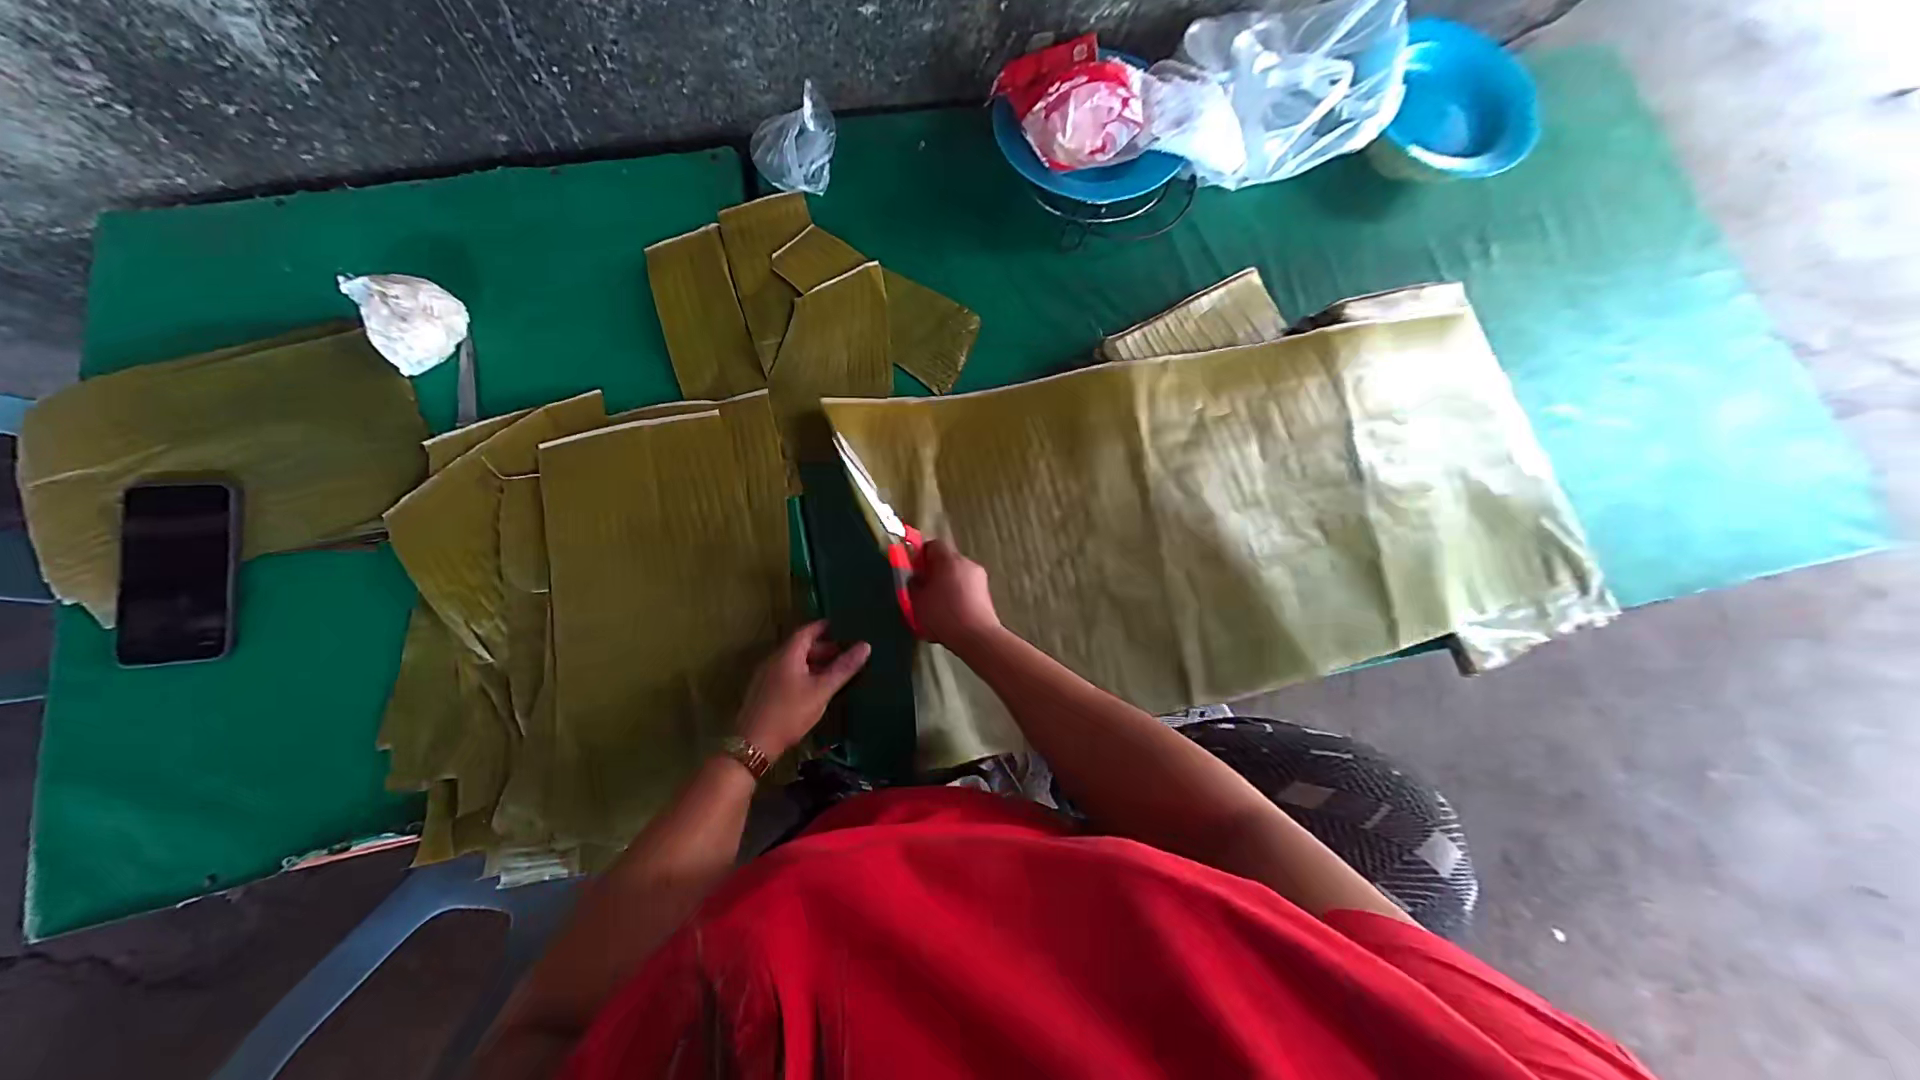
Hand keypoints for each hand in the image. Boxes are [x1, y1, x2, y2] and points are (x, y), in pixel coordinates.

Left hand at [734, 621, 869, 756]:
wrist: (754, 744)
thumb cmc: (790, 713)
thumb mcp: (821, 690)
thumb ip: (843, 668)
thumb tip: (865, 645)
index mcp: (787, 654)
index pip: (806, 631)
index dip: (824, 627)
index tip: (842, 626)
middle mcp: (774, 660)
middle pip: (799, 646)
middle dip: (822, 648)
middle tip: (844, 653)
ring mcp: (766, 676)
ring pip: (793, 662)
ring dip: (813, 662)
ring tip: (834, 671)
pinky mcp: (763, 692)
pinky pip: (786, 674)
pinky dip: (803, 674)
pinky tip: (814, 688)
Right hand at [908, 539, 1001, 647]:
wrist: (976, 636)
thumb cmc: (942, 615)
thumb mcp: (916, 600)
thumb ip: (912, 584)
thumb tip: (916, 578)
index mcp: (948, 559)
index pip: (932, 545)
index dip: (921, 556)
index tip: (914, 572)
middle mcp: (966, 562)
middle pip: (946, 560)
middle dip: (934, 572)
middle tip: (924, 590)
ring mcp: (980, 577)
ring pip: (957, 575)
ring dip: (947, 584)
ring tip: (938, 605)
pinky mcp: (986, 593)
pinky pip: (967, 588)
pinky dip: (958, 595)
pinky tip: (952, 614)